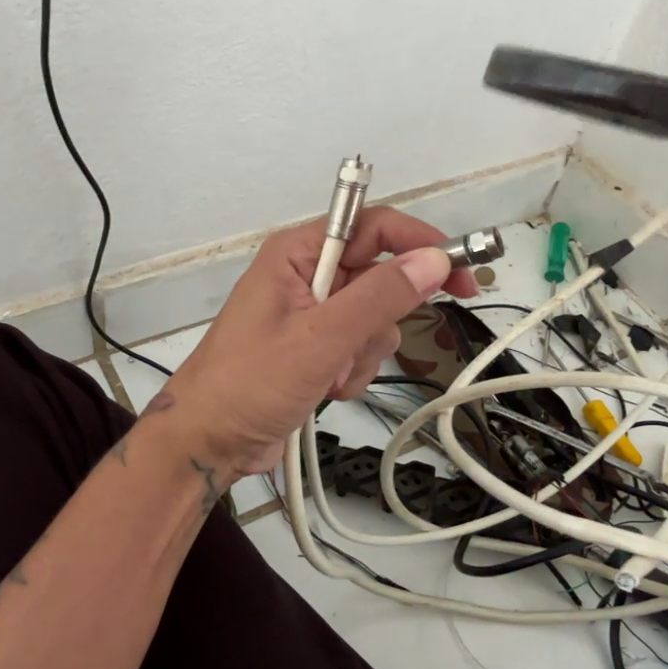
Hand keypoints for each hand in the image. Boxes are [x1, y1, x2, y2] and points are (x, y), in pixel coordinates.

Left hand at [150, 208, 475, 473]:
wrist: (208, 441)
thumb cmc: (250, 383)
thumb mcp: (321, 338)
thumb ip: (380, 297)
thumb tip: (434, 259)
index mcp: (297, 253)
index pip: (373, 226)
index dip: (419, 244)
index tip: (460, 273)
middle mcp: (303, 275)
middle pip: (377, 276)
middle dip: (381, 319)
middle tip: (369, 343)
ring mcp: (309, 315)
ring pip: (373, 318)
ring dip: (364, 353)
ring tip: (331, 375)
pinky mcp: (312, 349)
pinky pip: (357, 348)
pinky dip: (352, 370)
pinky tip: (326, 389)